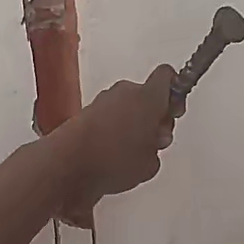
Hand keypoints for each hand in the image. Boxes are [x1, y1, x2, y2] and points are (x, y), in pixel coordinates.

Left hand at [57, 65, 176, 225]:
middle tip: (154, 141)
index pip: (168, 78)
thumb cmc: (114, 159)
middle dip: (153, 117)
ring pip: (127, 108)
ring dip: (132, 125)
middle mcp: (125, 92)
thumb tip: (149, 146)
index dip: (175, 94)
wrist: (68, 165)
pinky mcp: (85, 114)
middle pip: (147, 96)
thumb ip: (156, 147)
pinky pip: (108, 118)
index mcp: (148, 97)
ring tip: (131, 153)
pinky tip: (113, 155)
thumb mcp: (151, 163)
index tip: (174, 112)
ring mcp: (102, 101)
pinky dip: (113, 131)